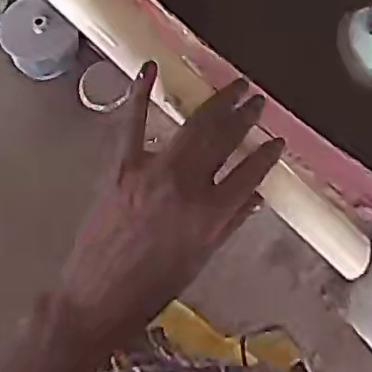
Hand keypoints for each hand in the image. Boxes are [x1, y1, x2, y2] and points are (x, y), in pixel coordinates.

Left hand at [0, 63, 284, 371]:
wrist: (93, 302)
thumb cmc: (151, 288)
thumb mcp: (201, 259)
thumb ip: (230, 221)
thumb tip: (256, 195)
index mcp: (208, 214)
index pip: (249, 173)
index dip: (267, 154)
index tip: (278, 140)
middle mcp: (185, 186)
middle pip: (224, 139)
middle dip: (245, 116)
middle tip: (258, 100)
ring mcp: (152, 171)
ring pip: (194, 125)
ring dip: (218, 102)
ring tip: (236, 86)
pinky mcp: (122, 166)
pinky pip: (133, 123)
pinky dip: (140, 93)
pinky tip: (150, 68)